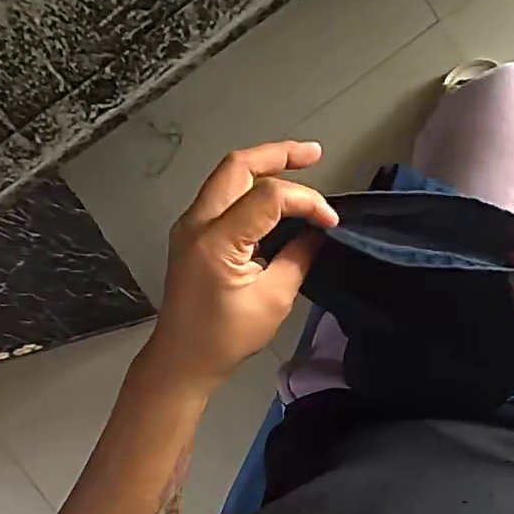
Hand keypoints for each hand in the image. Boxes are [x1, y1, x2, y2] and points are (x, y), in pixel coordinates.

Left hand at [142, 141, 337, 392]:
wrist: (182, 358)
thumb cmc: (227, 337)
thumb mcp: (273, 300)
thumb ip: (297, 258)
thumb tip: (317, 232)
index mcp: (217, 241)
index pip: (268, 197)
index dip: (306, 201)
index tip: (330, 222)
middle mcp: (197, 223)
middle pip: (237, 166)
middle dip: (278, 154)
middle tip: (315, 154)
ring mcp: (189, 225)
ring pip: (227, 175)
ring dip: (264, 166)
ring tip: (300, 164)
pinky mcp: (191, 233)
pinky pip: (222, 194)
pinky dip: (251, 186)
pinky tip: (275, 194)